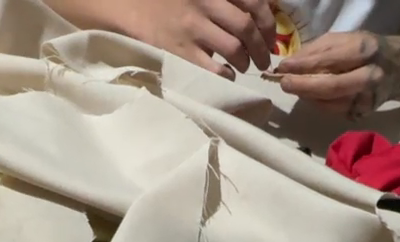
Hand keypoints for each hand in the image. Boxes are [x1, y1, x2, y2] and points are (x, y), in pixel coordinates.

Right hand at [106, 0, 276, 75]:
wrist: (128, 6)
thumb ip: (224, 0)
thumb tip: (257, 11)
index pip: (252, 0)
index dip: (267, 21)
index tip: (270, 35)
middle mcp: (204, 3)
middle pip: (246, 27)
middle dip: (261, 48)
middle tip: (264, 60)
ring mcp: (192, 29)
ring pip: (234, 49)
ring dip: (245, 62)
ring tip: (243, 67)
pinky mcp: (181, 52)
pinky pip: (215, 69)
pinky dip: (227, 76)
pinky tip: (227, 76)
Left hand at [273, 31, 390, 115]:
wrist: (399, 70)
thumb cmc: (367, 51)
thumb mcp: (347, 39)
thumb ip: (320, 49)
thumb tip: (292, 62)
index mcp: (365, 50)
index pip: (330, 59)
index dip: (305, 64)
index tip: (284, 66)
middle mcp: (368, 77)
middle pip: (331, 86)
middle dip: (304, 86)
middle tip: (284, 83)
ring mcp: (367, 99)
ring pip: (330, 103)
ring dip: (308, 97)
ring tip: (294, 88)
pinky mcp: (362, 114)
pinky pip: (334, 111)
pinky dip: (318, 104)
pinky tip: (310, 96)